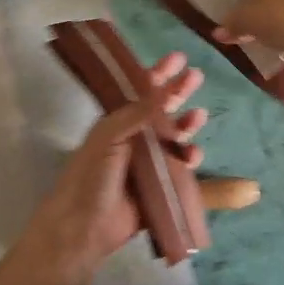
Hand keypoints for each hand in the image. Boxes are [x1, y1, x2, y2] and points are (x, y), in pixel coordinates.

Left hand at [31, 52, 206, 270]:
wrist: (84, 226)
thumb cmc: (91, 175)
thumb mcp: (109, 137)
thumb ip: (137, 113)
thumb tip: (164, 89)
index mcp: (118, 121)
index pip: (141, 91)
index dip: (159, 74)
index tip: (178, 57)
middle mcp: (134, 137)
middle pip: (162, 109)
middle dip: (179, 92)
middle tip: (197, 77)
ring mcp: (147, 161)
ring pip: (174, 136)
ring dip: (187, 124)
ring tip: (199, 116)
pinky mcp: (158, 185)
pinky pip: (179, 166)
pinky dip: (189, 158)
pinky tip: (193, 155)